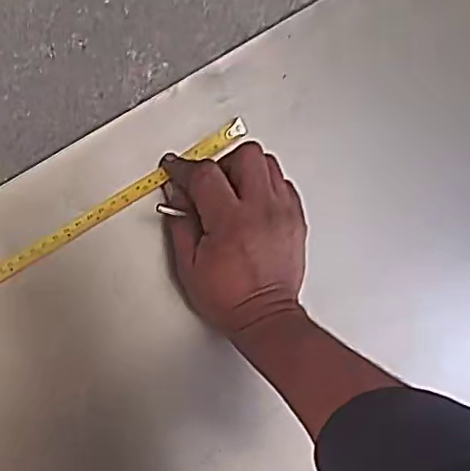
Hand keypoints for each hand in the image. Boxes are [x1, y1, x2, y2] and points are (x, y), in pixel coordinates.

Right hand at [160, 141, 307, 337]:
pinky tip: (250, 204)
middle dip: (220, 164)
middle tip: (207, 184)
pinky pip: (282, 183)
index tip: (174, 169)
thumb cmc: (230, 299)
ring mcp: (283, 212)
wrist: (264, 316)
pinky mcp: (295, 218)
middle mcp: (262, 210)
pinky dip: (263, 186)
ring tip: (230, 193)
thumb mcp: (188, 267)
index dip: (184, 168)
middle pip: (244, 155)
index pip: (205, 175)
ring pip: (267, 163)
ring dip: (244, 171)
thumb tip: (176, 198)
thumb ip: (180, 226)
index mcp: (231, 222)